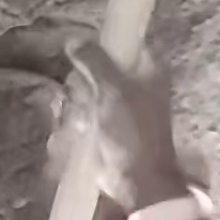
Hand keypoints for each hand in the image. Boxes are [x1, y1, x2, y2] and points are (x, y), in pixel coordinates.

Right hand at [58, 39, 192, 208]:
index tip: (81, 57)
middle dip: (82, 83)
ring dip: (77, 104)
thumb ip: (94, 61)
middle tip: (87, 97)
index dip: (98, 47)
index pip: (119, 42)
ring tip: (84, 121)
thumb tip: (73, 39)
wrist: (136, 180)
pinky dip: (76, 120)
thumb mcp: (114, 90)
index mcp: (146, 69)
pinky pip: (78, 110)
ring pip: (81, 89)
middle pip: (92, 66)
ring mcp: (114, 104)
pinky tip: (80, 131)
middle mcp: (131, 82)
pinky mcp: (100, 123)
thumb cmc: (132, 132)